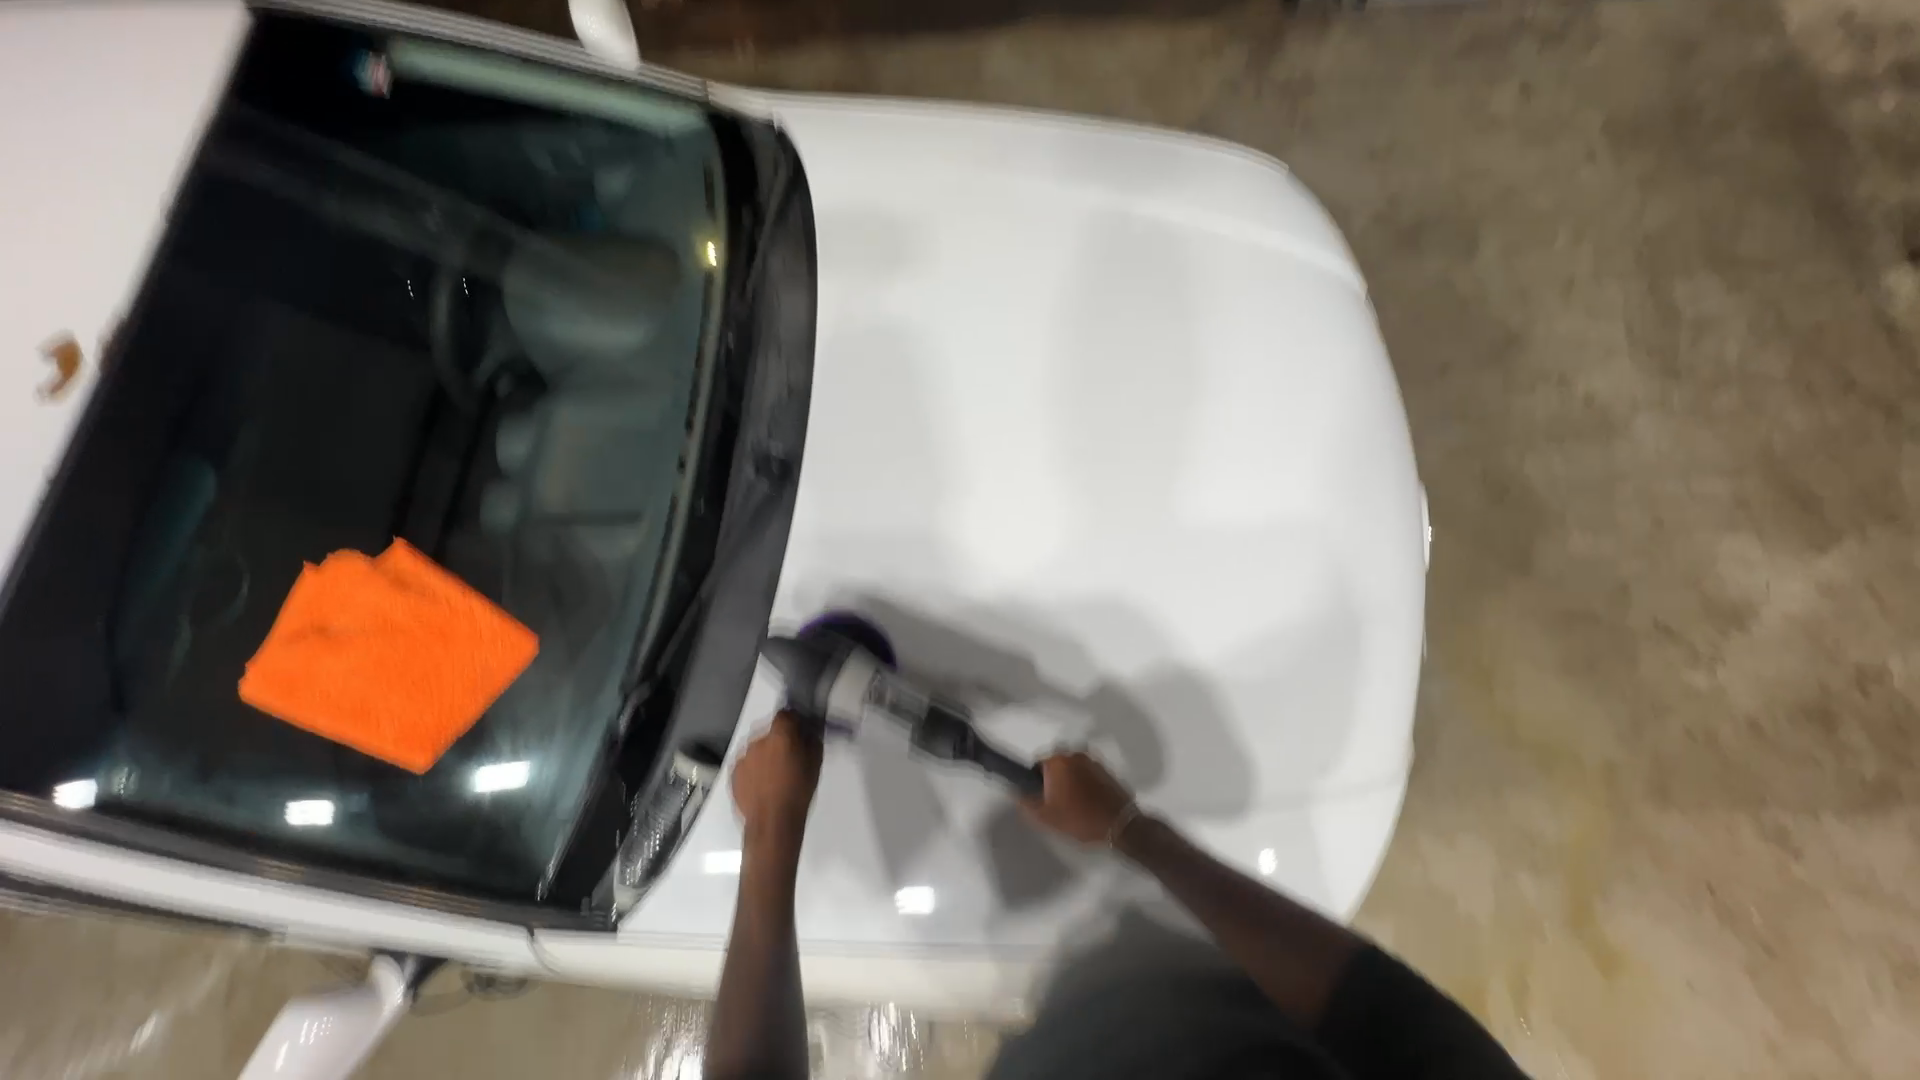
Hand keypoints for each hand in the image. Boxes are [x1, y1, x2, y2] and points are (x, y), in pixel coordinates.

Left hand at [731, 711, 822, 854]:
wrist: (772, 823)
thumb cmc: (798, 793)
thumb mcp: (815, 763)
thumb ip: (811, 740)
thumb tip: (807, 731)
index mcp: (780, 735)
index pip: (785, 714)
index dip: (793, 722)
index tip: (798, 732)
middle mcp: (757, 740)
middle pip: (770, 732)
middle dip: (779, 740)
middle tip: (789, 758)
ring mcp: (742, 757)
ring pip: (757, 748)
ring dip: (765, 755)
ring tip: (775, 776)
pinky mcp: (732, 773)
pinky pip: (746, 764)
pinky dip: (754, 770)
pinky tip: (763, 786)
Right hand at [1019, 751, 1135, 845]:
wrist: (1120, 824)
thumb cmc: (1079, 818)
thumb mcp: (1046, 817)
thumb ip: (1026, 803)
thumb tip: (1017, 793)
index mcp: (1057, 761)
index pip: (1037, 764)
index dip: (1035, 781)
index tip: (1041, 797)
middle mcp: (1074, 754)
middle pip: (1056, 764)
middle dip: (1054, 778)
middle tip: (1056, 801)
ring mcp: (1093, 760)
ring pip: (1073, 767)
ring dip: (1070, 779)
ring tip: (1074, 802)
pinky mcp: (1107, 769)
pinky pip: (1087, 772)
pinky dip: (1084, 781)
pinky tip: (1088, 800)